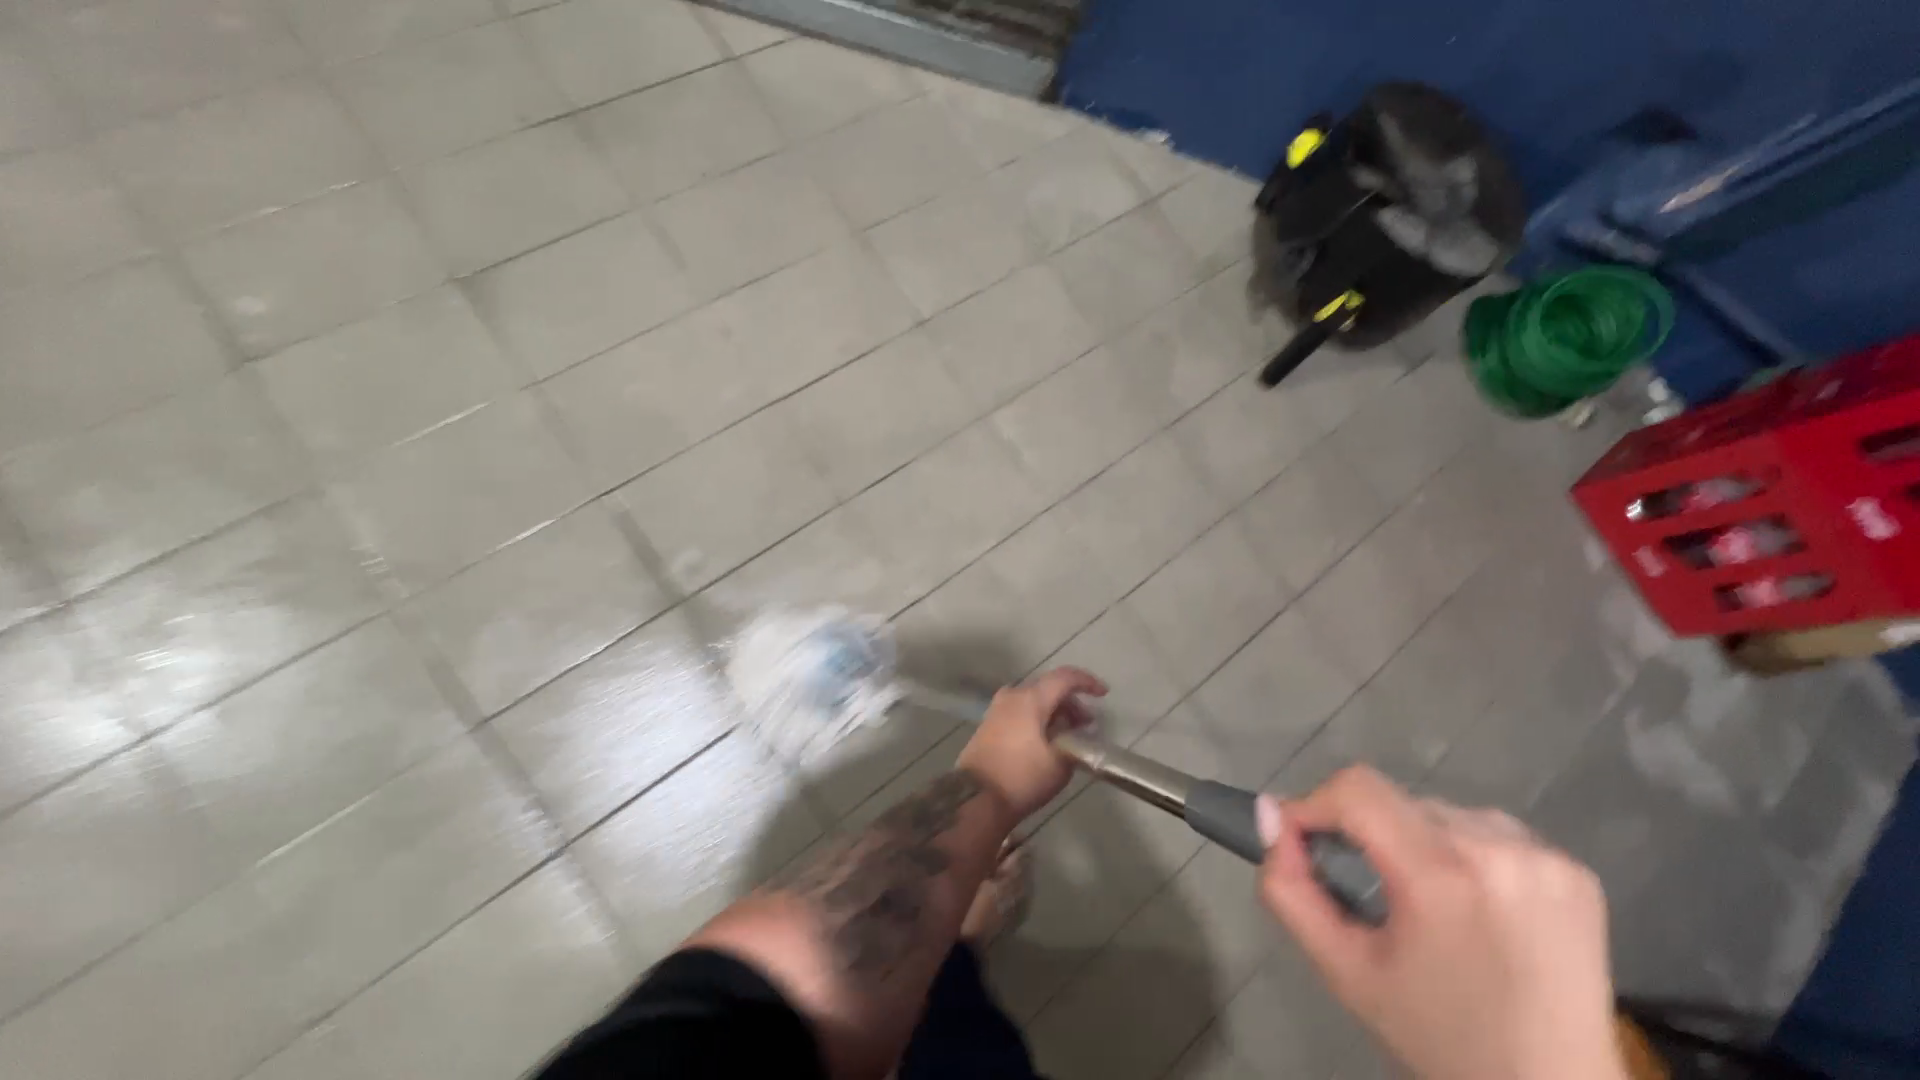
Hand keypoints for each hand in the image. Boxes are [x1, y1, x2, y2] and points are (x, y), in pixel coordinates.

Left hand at [956, 667, 1105, 822]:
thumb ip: (1074, 743)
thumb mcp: (1061, 763)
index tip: (1103, 694)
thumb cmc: (1023, 778)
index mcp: (1030, 699)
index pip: (1064, 678)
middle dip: (1071, 702)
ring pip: (1032, 700)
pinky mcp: (988, 725)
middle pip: (1048, 688)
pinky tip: (1046, 739)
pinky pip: (1019, 712)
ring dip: (1053, 712)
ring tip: (1069, 734)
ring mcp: (996, 710)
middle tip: (1087, 724)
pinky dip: (1037, 718)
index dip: (1087, 682)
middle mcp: (1012, 696)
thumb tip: (1075, 737)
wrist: (977, 798)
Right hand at [1255, 767, 1622, 1079]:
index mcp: (1441, 875)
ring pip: (1443, 813)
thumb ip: (1290, 889)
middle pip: (1399, 802)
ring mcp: (1546, 857)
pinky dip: (1465, 853)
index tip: (1303, 841)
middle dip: (1368, 835)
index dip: (1316, 804)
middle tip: (1368, 892)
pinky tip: (1473, 905)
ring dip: (1417, 840)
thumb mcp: (1343, 969)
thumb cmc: (1437, 1035)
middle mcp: (1499, 848)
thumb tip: (1270, 814)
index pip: (1359, 789)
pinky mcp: (1575, 869)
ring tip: (1425, 902)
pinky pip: (1492, 832)